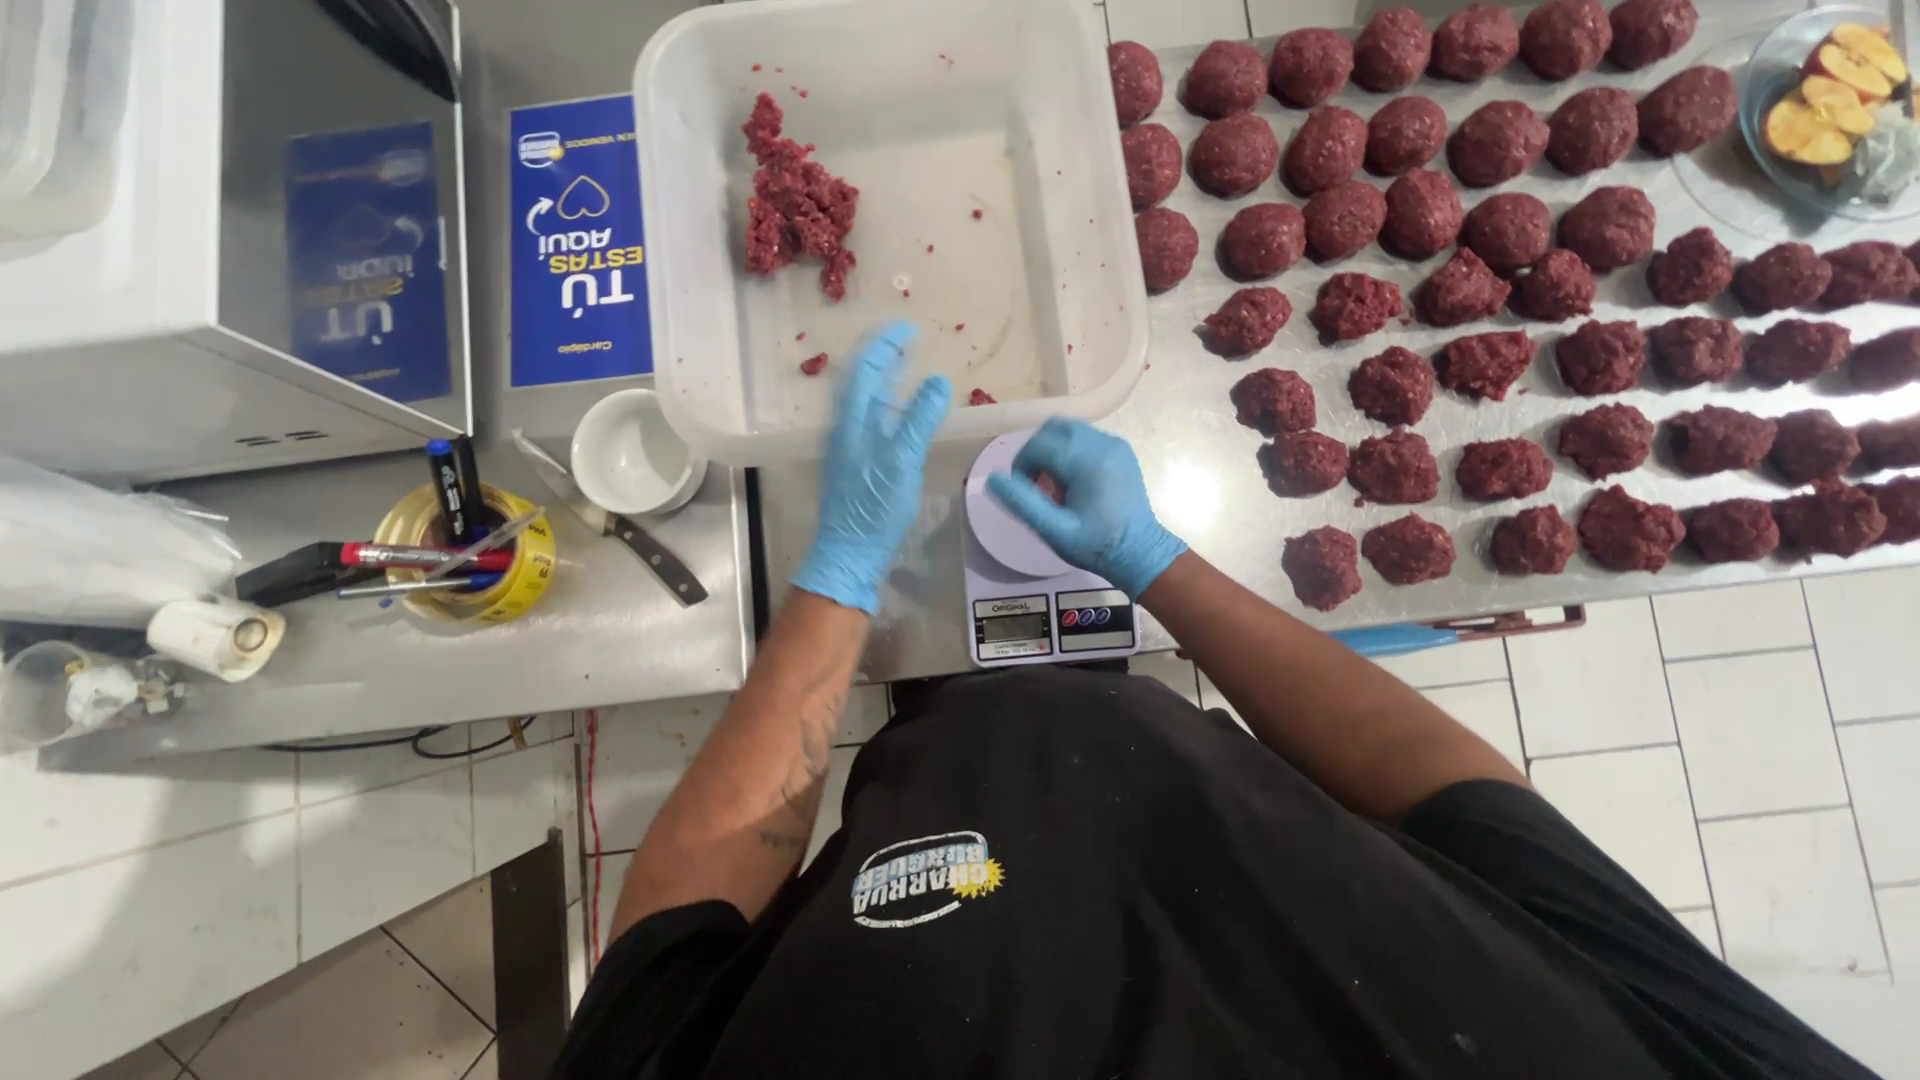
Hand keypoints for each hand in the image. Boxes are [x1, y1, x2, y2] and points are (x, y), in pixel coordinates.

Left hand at [792, 321, 951, 613]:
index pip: (866, 369)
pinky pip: (870, 420)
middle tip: (908, 340)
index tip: (909, 327)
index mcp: (852, 422)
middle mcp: (845, 428)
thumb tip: (937, 381)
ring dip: (884, 379)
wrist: (848, 553)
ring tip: (906, 367)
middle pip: (860, 380)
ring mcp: (848, 447)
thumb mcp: (901, 462)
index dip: (886, 344)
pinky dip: (886, 404)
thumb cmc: (873, 509)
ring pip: (863, 400)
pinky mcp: (855, 464)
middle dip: (883, 356)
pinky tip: (900, 414)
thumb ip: (918, 421)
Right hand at [986, 417, 1186, 597]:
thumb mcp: (1053, 530)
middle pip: (1053, 428)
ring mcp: (1114, 444)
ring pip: (1069, 429)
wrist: (1139, 552)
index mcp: (1087, 461)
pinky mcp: (1120, 450)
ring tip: (1056, 485)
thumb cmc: (1095, 546)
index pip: (1038, 444)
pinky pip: (1086, 437)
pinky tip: (1074, 482)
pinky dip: (1071, 452)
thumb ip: (1022, 502)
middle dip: (1037, 453)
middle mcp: (1103, 443)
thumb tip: (993, 479)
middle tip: (1038, 485)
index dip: (1023, 465)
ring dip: (1053, 451)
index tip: (1026, 492)